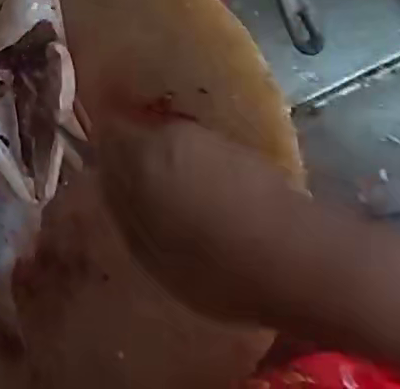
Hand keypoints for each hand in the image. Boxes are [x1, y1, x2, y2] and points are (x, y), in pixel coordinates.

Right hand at [93, 117, 303, 321]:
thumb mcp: (152, 252)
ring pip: (170, 141)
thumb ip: (124, 210)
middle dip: (134, 155)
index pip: (104, 132)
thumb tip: (106, 183)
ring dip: (167, 161)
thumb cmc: (216, 266)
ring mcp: (205, 135)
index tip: (102, 173)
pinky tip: (207, 198)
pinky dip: (195, 167)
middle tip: (137, 189)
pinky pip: (199, 150)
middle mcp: (168, 132)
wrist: (299, 258)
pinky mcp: (237, 145)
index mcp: (138, 155)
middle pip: (137, 133)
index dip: (101, 150)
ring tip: (175, 197)